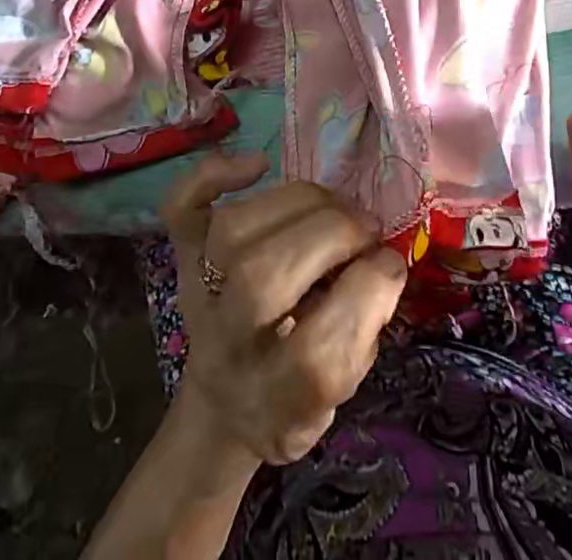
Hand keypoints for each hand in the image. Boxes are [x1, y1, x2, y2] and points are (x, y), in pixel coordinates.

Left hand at [160, 151, 407, 463]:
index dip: (367, 293)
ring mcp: (197, 294)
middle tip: (368, 228)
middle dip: (333, 235)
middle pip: (264, 276)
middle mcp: (227, 343)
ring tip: (335, 206)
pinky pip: (181, 208)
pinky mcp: (182, 259)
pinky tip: (258, 164)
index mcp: (276, 398)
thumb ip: (362, 331)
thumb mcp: (342, 391)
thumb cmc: (295, 400)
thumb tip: (381, 259)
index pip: (317, 352)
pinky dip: (212, 174)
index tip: (390, 263)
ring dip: (298, 203)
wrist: (223, 408)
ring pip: (233, 230)